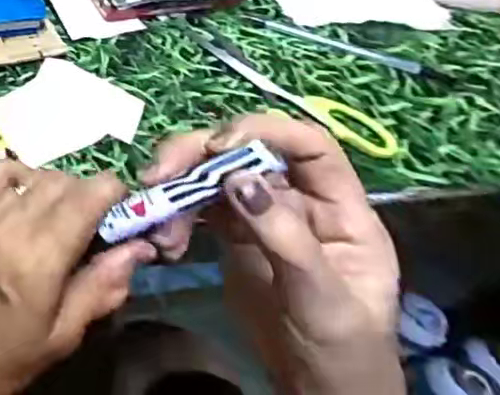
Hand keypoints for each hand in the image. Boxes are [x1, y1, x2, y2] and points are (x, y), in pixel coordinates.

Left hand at [0, 161, 155, 394]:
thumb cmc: (13, 349)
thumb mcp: (67, 331)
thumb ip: (103, 285)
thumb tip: (138, 247)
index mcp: (37, 260)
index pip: (80, 202)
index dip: (110, 192)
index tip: (130, 202)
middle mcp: (9, 225)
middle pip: (60, 183)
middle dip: (90, 192)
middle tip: (105, 218)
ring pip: (33, 175)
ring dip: (60, 185)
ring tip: (71, 213)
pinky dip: (22, 173)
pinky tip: (33, 196)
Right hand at [141, 114, 403, 394]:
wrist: (317, 392)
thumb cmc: (343, 354)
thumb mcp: (322, 302)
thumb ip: (284, 238)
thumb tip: (236, 176)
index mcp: (339, 211)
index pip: (308, 144)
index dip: (263, 130)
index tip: (217, 147)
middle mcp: (297, 198)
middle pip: (241, 146)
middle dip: (194, 153)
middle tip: (159, 176)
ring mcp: (260, 209)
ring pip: (209, 167)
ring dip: (174, 182)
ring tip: (156, 216)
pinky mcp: (229, 226)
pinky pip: (193, 198)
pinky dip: (171, 210)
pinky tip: (164, 238)